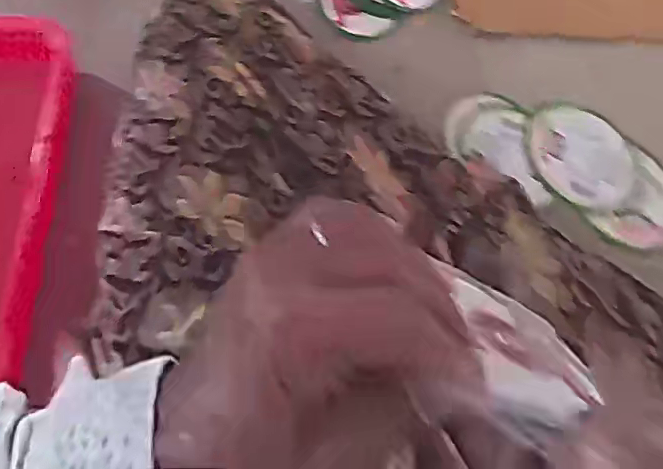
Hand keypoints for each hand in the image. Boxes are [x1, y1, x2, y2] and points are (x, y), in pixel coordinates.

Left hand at [154, 199, 480, 468]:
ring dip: (409, 261)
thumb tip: (444, 377)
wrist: (188, 431)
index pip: (392, 316)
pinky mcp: (270, 242)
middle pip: (384, 261)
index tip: (474, 381)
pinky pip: (333, 217)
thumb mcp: (329, 453)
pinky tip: (392, 263)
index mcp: (290, 327)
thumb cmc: (252, 451)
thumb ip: (391, 409)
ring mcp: (272, 246)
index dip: (443, 347)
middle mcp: (281, 269)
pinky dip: (371, 232)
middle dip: (435, 303)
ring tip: (434, 306)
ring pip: (363, 226)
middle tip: (462, 347)